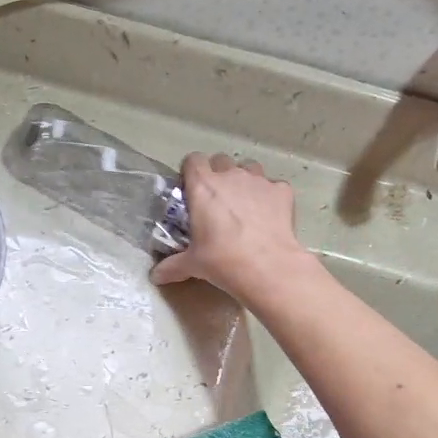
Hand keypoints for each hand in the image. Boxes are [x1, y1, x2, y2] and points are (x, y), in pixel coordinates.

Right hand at [152, 153, 311, 300]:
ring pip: (249, 168)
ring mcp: (259, 180)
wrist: (267, 267)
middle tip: (217, 201)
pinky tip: (269, 217)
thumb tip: (155, 276)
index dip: (191, 172)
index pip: (193, 160)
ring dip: (244, 180)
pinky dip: (270, 197)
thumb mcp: (193, 264)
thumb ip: (172, 266)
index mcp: (203, 186)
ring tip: (244, 205)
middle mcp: (231, 175)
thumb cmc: (222, 260)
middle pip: (221, 160)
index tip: (191, 189)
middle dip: (218, 174)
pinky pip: (273, 187)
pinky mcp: (282, 191)